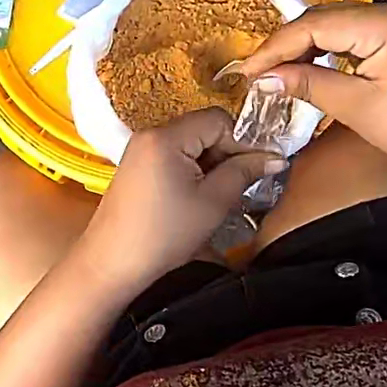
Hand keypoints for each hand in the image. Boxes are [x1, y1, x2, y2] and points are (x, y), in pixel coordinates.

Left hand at [76, 108, 282, 289]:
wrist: (111, 265)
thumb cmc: (162, 235)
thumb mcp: (213, 202)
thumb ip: (245, 172)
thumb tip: (275, 157)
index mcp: (166, 137)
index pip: (219, 120)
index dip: (241, 142)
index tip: (254, 169)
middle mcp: (150, 134)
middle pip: (204, 128)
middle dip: (226, 154)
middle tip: (238, 185)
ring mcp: (140, 150)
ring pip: (191, 144)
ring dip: (211, 164)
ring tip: (217, 196)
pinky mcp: (137, 167)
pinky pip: (174, 156)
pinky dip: (192, 171)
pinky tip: (197, 198)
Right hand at [233, 2, 386, 179]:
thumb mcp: (361, 109)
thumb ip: (311, 87)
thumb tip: (265, 78)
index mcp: (384, 22)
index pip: (314, 24)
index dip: (276, 46)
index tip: (248, 71)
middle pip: (326, 18)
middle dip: (290, 44)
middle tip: (261, 73)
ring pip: (342, 27)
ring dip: (310, 48)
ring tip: (282, 74)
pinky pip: (360, 38)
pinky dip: (334, 54)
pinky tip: (319, 71)